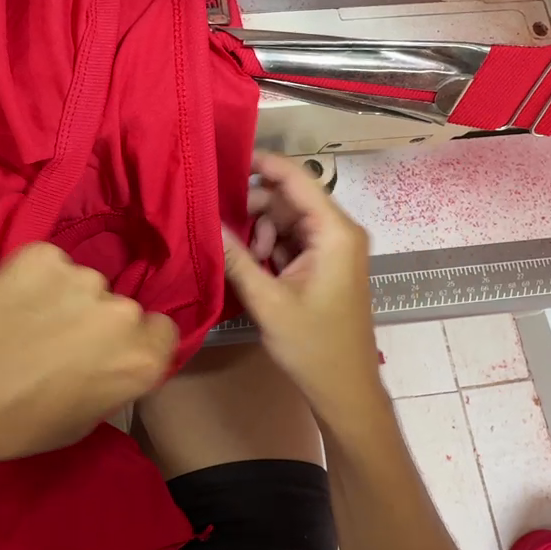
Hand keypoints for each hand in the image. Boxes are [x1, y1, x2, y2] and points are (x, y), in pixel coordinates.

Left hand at [0, 242, 178, 466]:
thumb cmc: (13, 425)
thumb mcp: (82, 422)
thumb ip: (111, 382)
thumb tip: (107, 360)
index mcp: (140, 359)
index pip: (160, 331)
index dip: (131, 342)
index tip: (101, 352)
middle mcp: (121, 312)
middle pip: (119, 306)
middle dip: (93, 320)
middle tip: (52, 342)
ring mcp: (81, 276)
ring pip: (81, 283)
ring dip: (61, 297)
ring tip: (19, 323)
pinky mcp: (40, 253)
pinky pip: (48, 263)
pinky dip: (31, 278)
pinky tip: (4, 303)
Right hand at [222, 152, 381, 420]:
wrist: (344, 388)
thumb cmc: (312, 345)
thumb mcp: (267, 300)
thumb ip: (236, 258)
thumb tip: (206, 222)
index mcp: (335, 232)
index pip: (297, 179)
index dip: (263, 164)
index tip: (224, 161)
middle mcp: (339, 231)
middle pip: (289, 198)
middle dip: (256, 210)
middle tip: (227, 233)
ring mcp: (334, 247)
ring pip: (287, 219)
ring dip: (261, 233)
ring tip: (247, 263)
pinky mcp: (326, 263)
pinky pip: (293, 239)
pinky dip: (271, 247)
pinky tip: (256, 269)